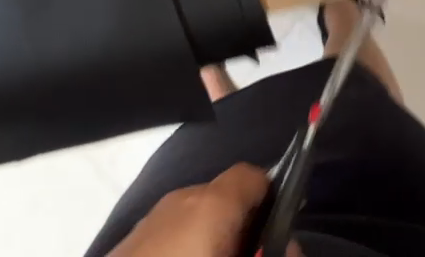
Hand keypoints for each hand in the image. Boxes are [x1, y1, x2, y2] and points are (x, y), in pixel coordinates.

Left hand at [110, 163, 270, 256]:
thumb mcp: (239, 256)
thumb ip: (271, 253)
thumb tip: (291, 245)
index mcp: (211, 203)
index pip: (252, 175)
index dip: (273, 198)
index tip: (282, 230)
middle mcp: (181, 198)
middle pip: (226, 199)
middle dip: (244, 228)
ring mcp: (153, 217)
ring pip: (198, 218)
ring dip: (214, 239)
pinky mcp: (133, 239)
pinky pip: (174, 234)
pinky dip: (188, 248)